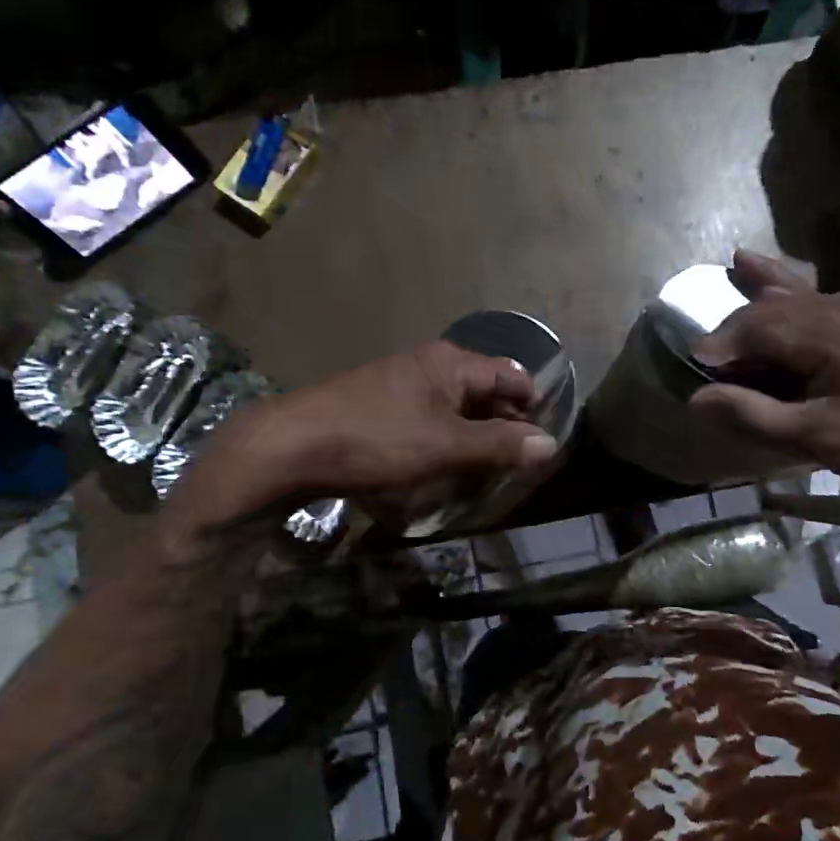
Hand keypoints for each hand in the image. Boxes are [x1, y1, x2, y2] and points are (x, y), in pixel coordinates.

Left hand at [164, 342, 558, 534]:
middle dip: (502, 429)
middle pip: (483, 394)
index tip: (543, 445)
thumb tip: (550, 444)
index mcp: (451, 363)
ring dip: (470, 441)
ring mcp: (400, 385)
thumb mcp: (446, 446)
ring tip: (480, 477)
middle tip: (514, 469)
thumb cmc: (376, 440)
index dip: (533, 407)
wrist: (290, 447)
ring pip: (453, 411)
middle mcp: (429, 366)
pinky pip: (425, 423)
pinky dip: (440, 444)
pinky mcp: (379, 408)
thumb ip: (500, 445)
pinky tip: (438, 472)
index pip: (511, 377)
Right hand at [687, 250, 839, 486]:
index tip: (695, 370)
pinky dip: (778, 283)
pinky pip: (805, 293)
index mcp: (826, 333)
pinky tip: (754, 265)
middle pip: (767, 307)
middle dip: (733, 329)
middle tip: (708, 359)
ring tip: (726, 278)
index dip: (720, 345)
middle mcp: (835, 306)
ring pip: (786, 294)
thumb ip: (752, 414)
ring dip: (752, 300)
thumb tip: (696, 399)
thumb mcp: (816, 436)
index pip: (754, 327)